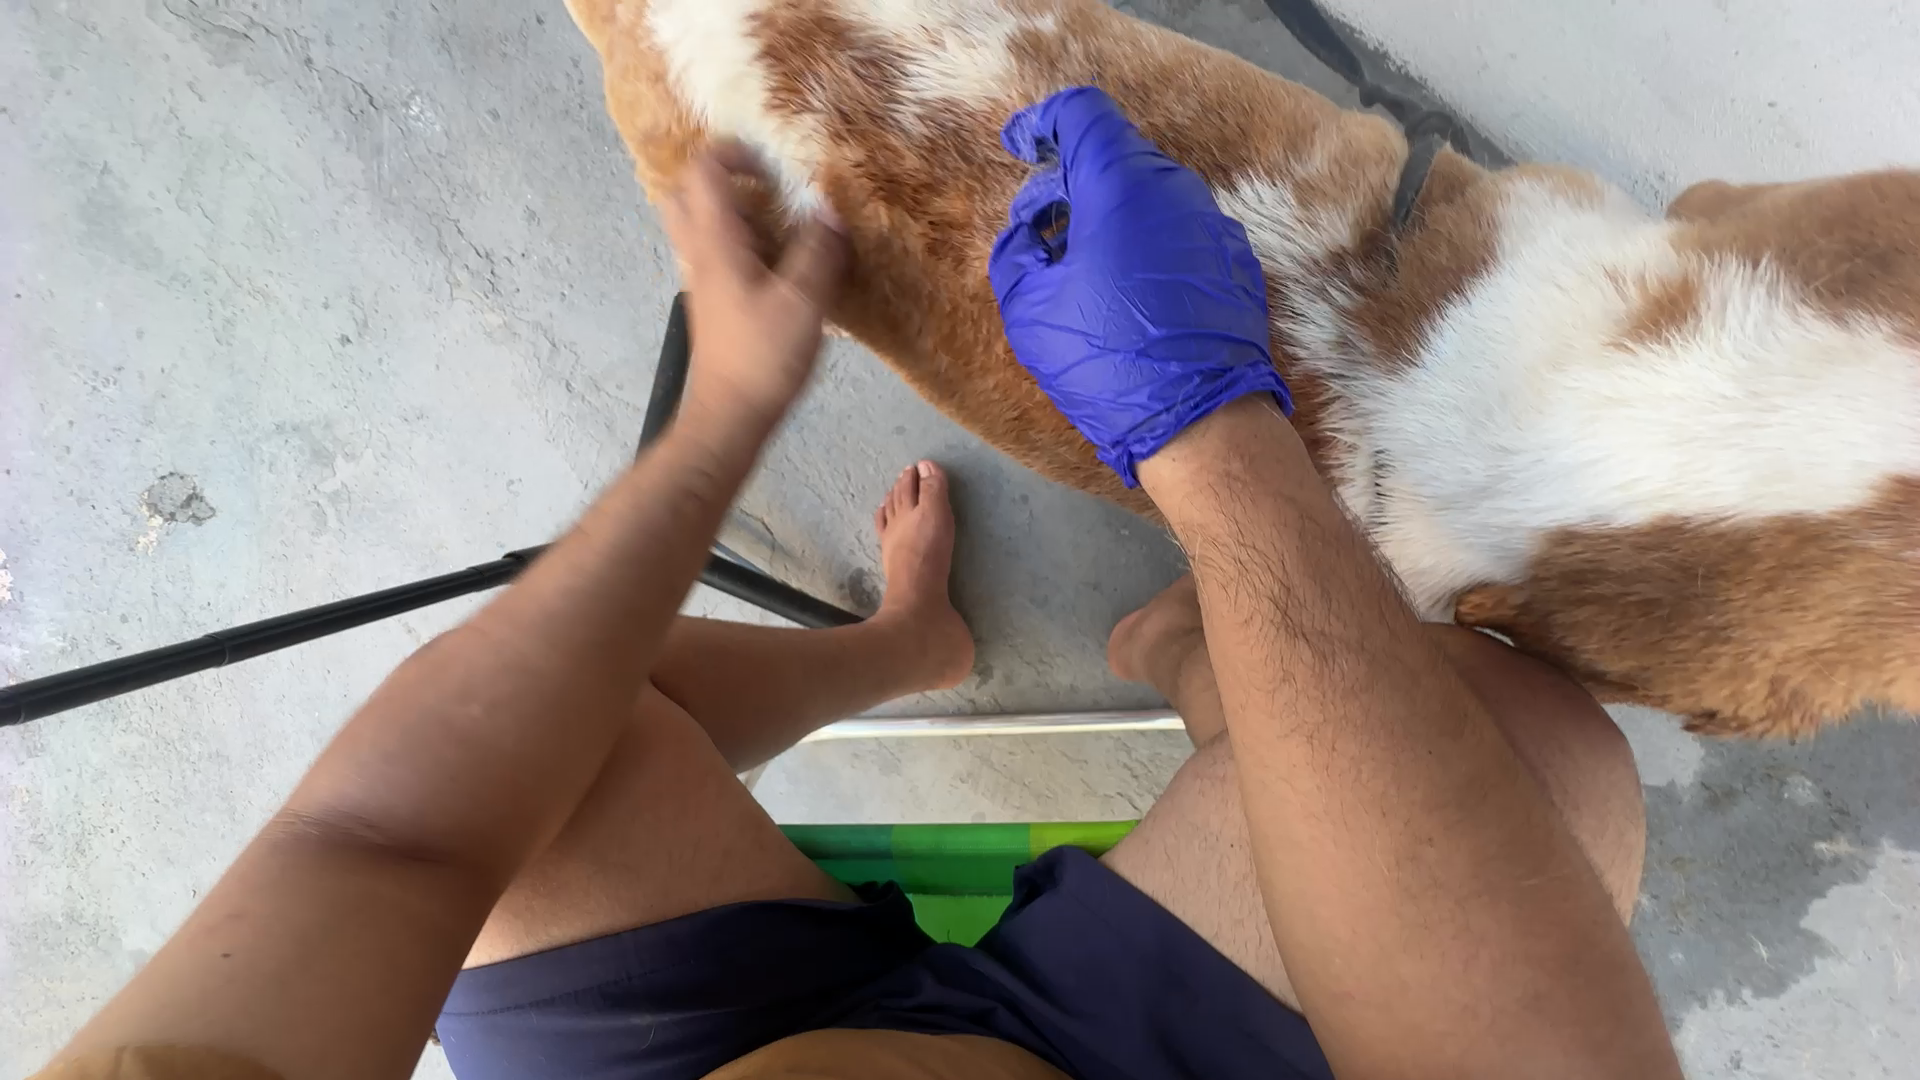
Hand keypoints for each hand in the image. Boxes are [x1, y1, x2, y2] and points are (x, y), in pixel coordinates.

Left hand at [660, 143, 848, 433]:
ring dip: (730, 216)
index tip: (770, 162)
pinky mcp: (712, 309)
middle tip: (762, 188)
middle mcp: (699, 256)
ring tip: (774, 226)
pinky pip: (714, 259)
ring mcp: (701, 284)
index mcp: (715, 244)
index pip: (704, 172)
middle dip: (720, 180)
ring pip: (698, 230)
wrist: (730, 416)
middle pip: (685, 196)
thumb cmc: (762, 359)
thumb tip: (830, 209)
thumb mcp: (802, 304)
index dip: (733, 152)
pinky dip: (738, 248)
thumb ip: (818, 253)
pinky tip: (775, 269)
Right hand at [988, 87, 1290, 486]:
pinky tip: (1122, 290)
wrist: (1195, 420)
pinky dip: (1141, 241)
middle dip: (1069, 180)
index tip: (1020, 145)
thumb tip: (1026, 235)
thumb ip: (1015, 254)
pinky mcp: (1232, 264)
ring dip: (1105, 214)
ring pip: (1148, 196)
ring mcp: (1212, 227)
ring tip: (1076, 265)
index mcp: (1122, 188)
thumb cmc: (1104, 361)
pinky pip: (1175, 231)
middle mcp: (1176, 192)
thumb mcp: (1030, 311)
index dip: (1042, 124)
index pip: (1082, 116)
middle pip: (1116, 156)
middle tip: (1038, 226)